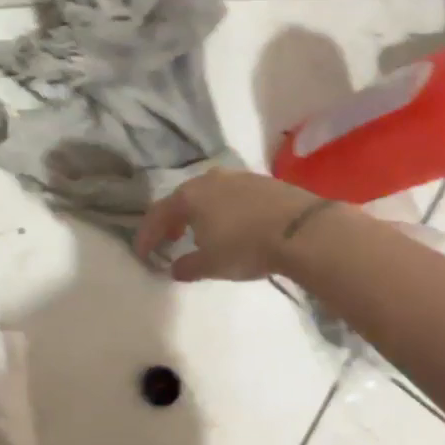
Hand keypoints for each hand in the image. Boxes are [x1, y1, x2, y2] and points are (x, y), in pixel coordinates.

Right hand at [134, 169, 326, 282]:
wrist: (302, 229)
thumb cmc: (246, 246)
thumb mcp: (210, 264)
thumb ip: (187, 266)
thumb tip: (174, 268)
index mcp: (189, 196)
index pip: (157, 214)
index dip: (147, 236)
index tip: (143, 255)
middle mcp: (209, 179)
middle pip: (183, 199)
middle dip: (173, 221)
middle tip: (171, 240)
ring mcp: (238, 177)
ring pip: (209, 194)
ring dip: (201, 214)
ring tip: (204, 233)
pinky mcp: (264, 182)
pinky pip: (233, 196)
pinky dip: (225, 210)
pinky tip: (234, 226)